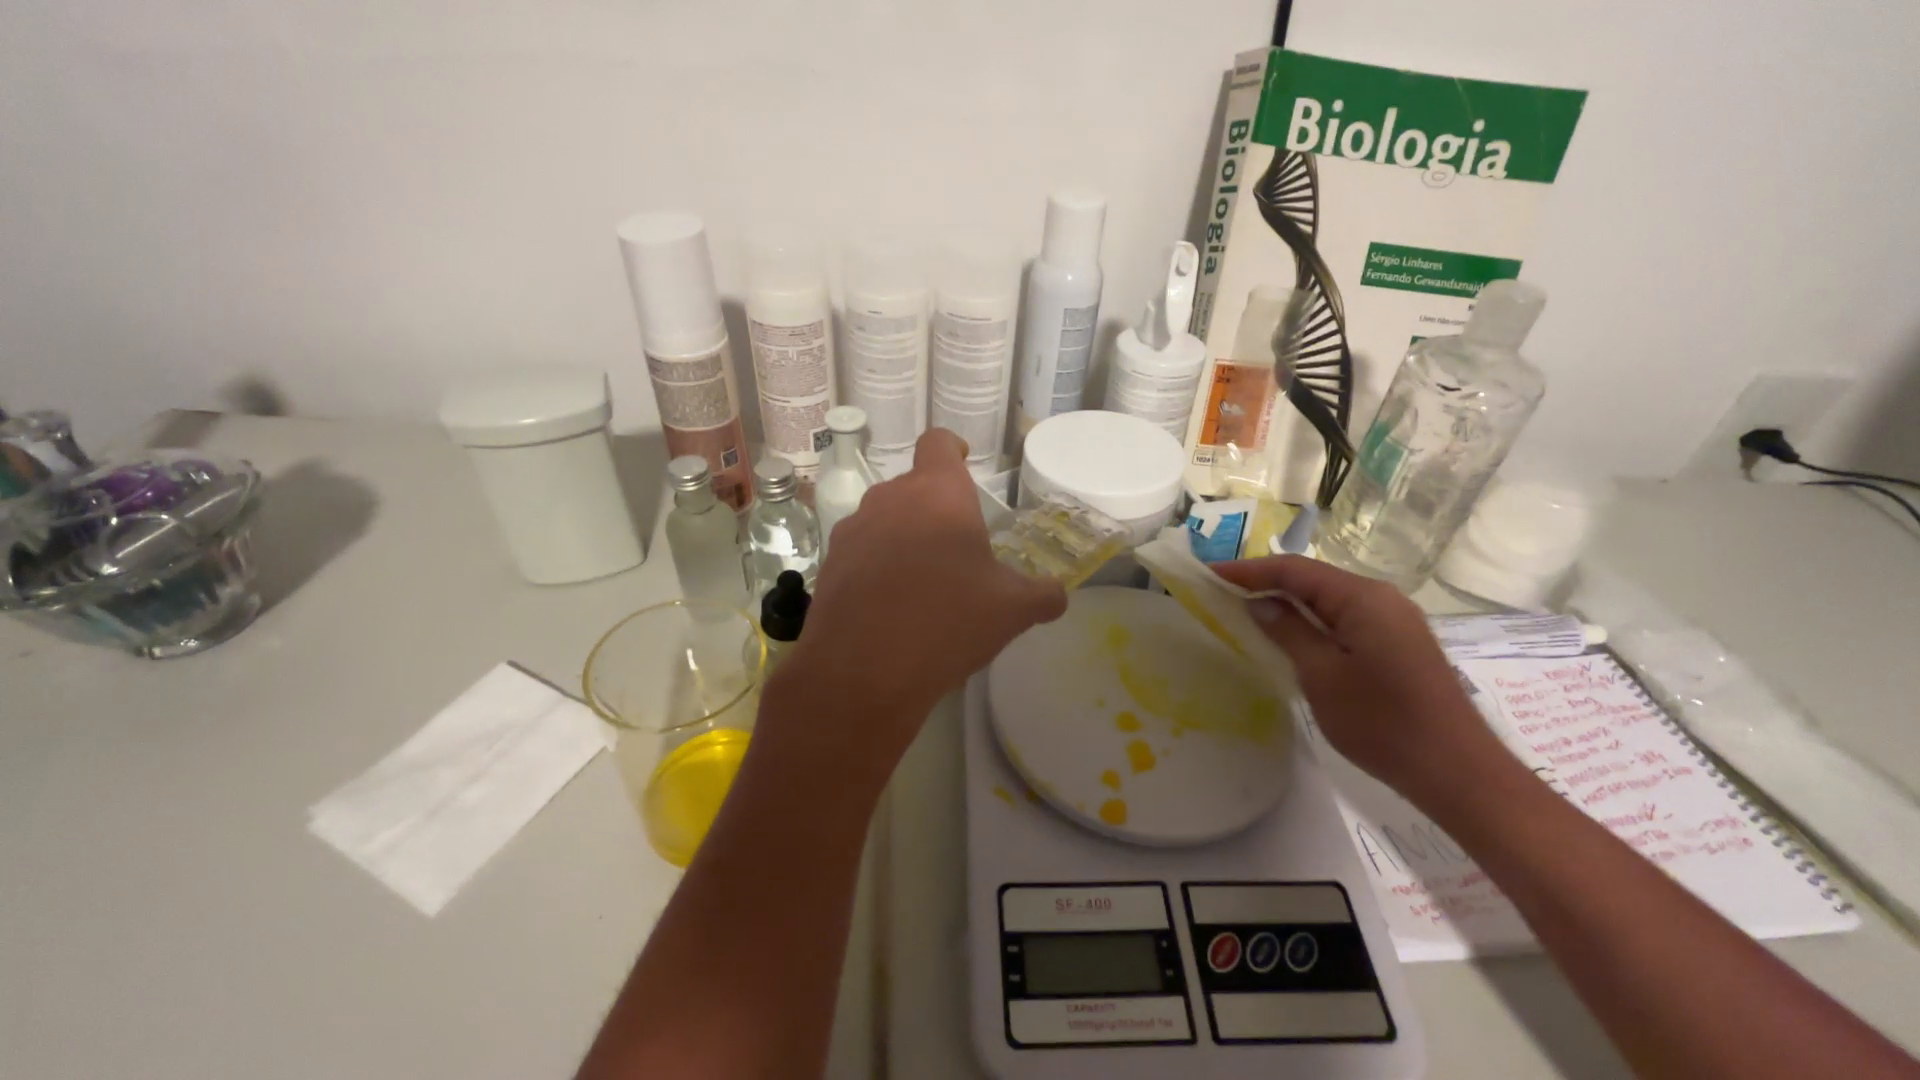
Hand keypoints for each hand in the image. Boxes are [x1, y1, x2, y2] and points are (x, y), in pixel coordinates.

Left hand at [769, 430, 1066, 761]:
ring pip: (885, 519)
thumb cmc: (947, 621)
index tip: (964, 464)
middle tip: (957, 548)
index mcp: (938, 492)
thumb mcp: (1011, 610)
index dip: (952, 449)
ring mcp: (854, 530)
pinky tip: (891, 607)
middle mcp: (890, 498)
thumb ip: (1042, 595)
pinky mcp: (830, 564)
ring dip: (904, 537)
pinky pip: (861, 552)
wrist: (862, 670)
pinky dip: (877, 567)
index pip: (939, 443)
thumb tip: (1057, 595)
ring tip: (924, 582)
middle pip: (913, 486)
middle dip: (934, 509)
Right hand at [1214, 555, 1501, 798]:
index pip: (1294, 569)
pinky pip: (1346, 619)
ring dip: (1289, 603)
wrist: (1454, 769)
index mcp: (1362, 598)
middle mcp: (1382, 598)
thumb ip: (1288, 632)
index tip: (1209, 574)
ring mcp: (1394, 621)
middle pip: (1314, 579)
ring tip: (1247, 611)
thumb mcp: (1321, 676)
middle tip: (1222, 592)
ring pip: (1330, 600)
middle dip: (1267, 582)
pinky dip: (1312, 621)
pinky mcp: (1399, 643)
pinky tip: (1291, 637)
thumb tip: (1259, 603)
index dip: (1249, 570)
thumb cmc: (1381, 722)